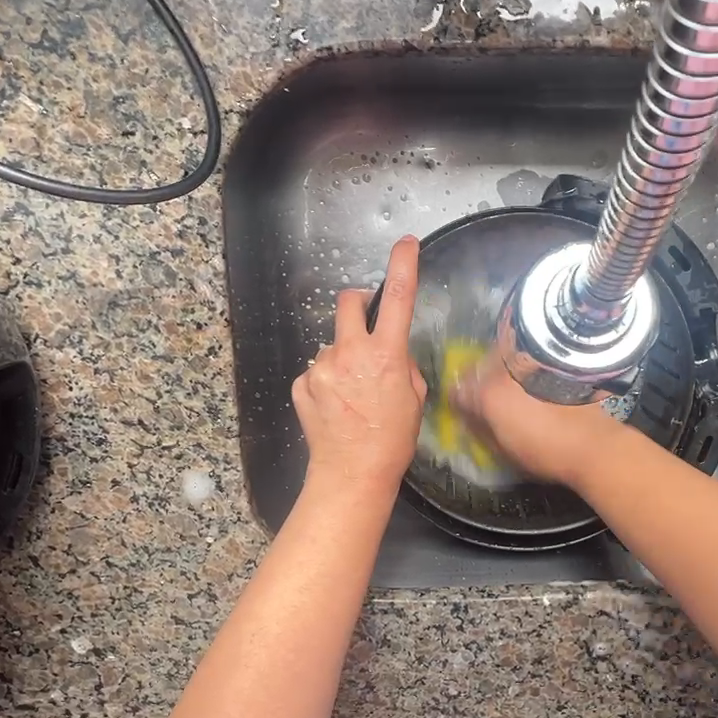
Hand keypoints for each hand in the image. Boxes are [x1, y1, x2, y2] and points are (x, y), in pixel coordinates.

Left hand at [294, 236, 426, 496]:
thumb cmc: (391, 441)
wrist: (352, 473)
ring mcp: (321, 368)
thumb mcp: (414, 399)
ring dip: (342, 355)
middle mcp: (350, 354)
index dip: (403, 265)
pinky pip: (317, 370)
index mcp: (386, 356)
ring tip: (352, 392)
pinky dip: (326, 380)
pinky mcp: (302, 384)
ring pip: (332, 344)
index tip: (406, 244)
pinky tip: (335, 406)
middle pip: (347, 302)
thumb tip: (391, 352)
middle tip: (365, 322)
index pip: (398, 298)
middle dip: (357, 303)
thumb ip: (403, 365)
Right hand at [449, 359, 626, 487]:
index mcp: (488, 396)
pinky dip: (520, 362)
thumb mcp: (503, 450)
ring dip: (495, 363)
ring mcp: (530, 364)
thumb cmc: (545, 454)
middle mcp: (505, 372)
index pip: (459, 390)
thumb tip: (466, 418)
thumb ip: (480, 430)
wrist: (592, 445)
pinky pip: (526, 356)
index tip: (458, 404)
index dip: (456, 398)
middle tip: (477, 390)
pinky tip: (527, 377)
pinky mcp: (552, 363)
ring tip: (501, 379)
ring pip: (502, 355)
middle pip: (478, 366)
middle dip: (473, 377)